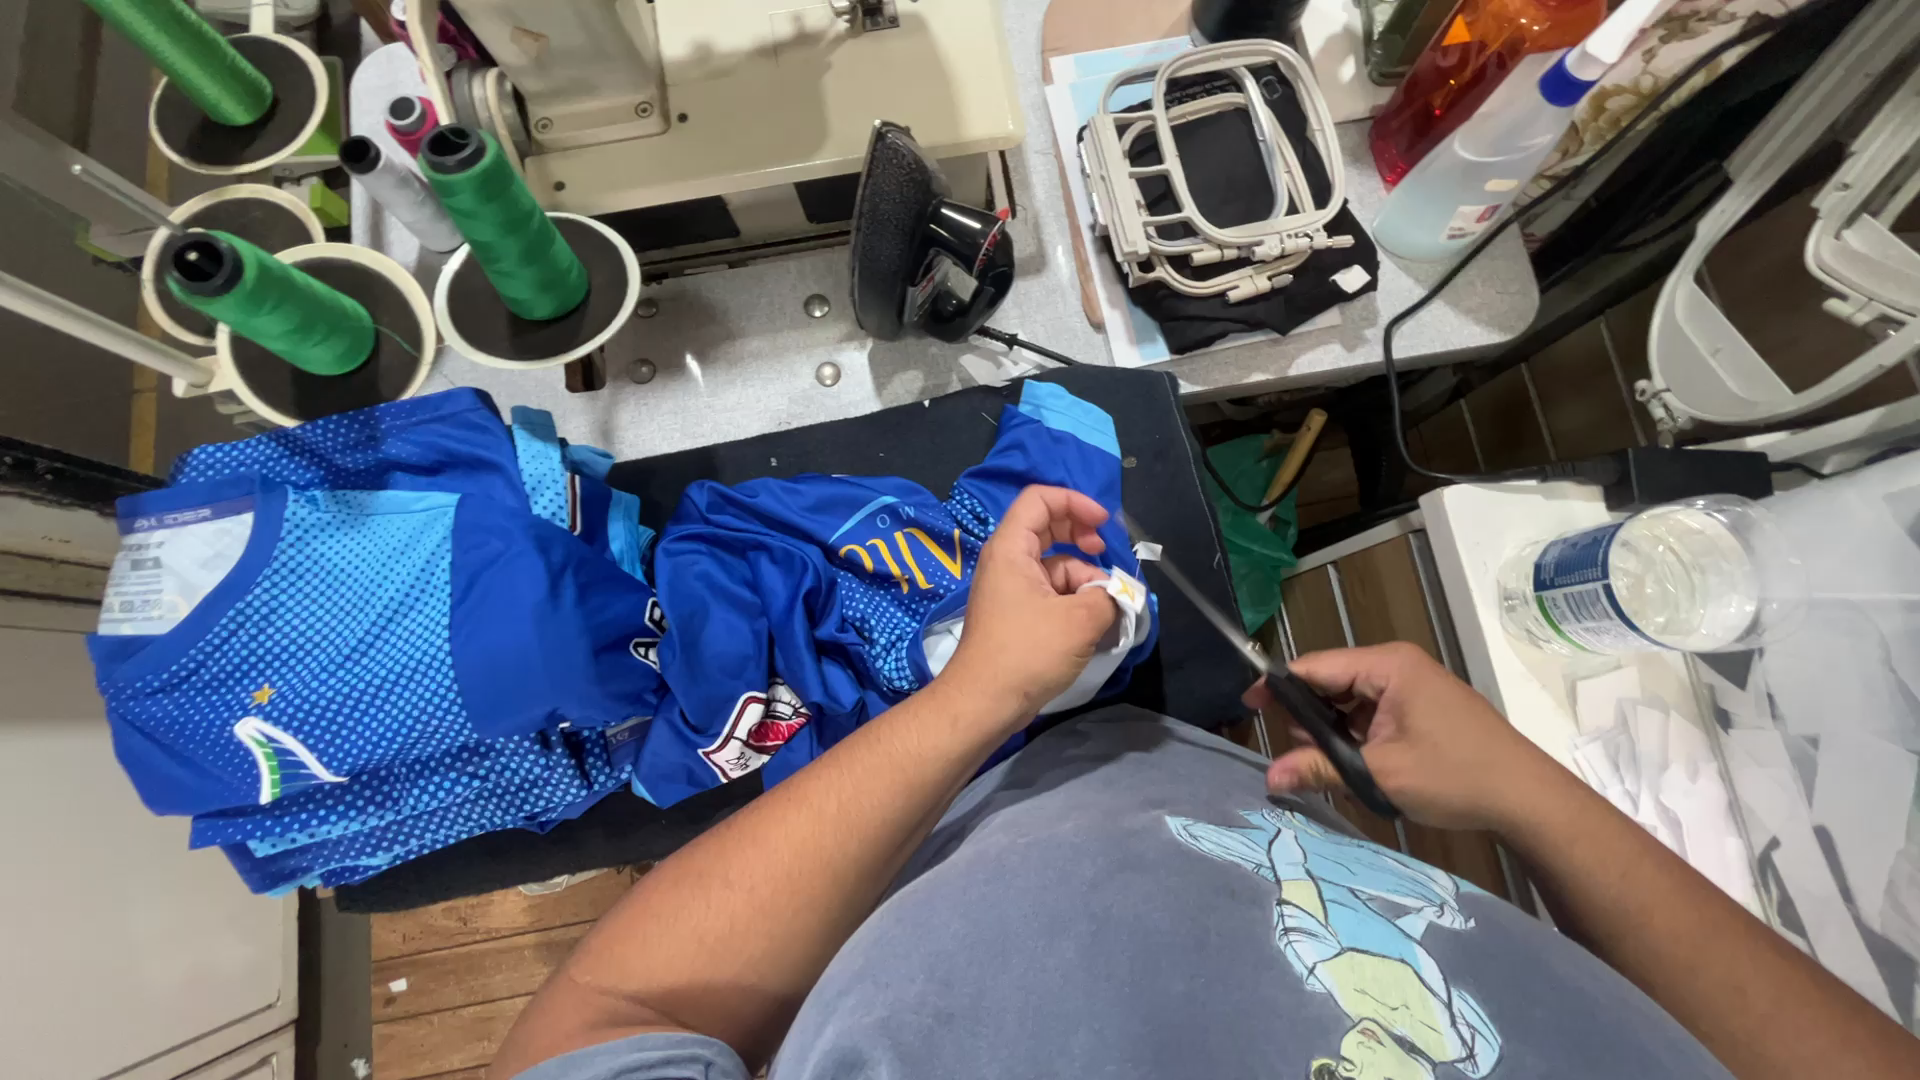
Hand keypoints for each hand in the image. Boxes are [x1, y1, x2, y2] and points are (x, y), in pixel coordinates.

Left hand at [939, 485, 1118, 724]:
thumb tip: (1116, 596)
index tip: (1103, 525)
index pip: (1039, 499)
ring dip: (1083, 578)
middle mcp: (1007, 561)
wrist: (985, 701)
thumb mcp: (1080, 621)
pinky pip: (1049, 592)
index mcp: (1011, 548)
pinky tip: (1093, 624)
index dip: (1075, 502)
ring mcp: (1010, 588)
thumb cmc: (1028, 652)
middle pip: (1047, 528)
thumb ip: (1108, 597)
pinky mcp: (1016, 614)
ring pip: (1054, 565)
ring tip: (1105, 607)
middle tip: (1104, 553)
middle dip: (1081, 536)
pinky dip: (1073, 600)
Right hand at [1249, 643, 1571, 831]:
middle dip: (1309, 717)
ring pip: (1347, 701)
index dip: (1278, 687)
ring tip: (1332, 766)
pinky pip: (1369, 713)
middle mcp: (1396, 666)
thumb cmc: (1455, 777)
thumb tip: (1269, 779)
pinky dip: (1355, 737)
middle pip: (1329, 682)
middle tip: (1301, 753)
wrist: (1530, 801)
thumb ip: (1318, 769)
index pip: (1314, 666)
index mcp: (1387, 666)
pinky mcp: (1419, 708)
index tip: (1248, 708)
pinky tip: (1355, 766)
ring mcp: (1410, 686)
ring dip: (1333, 731)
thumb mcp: (1380, 774)